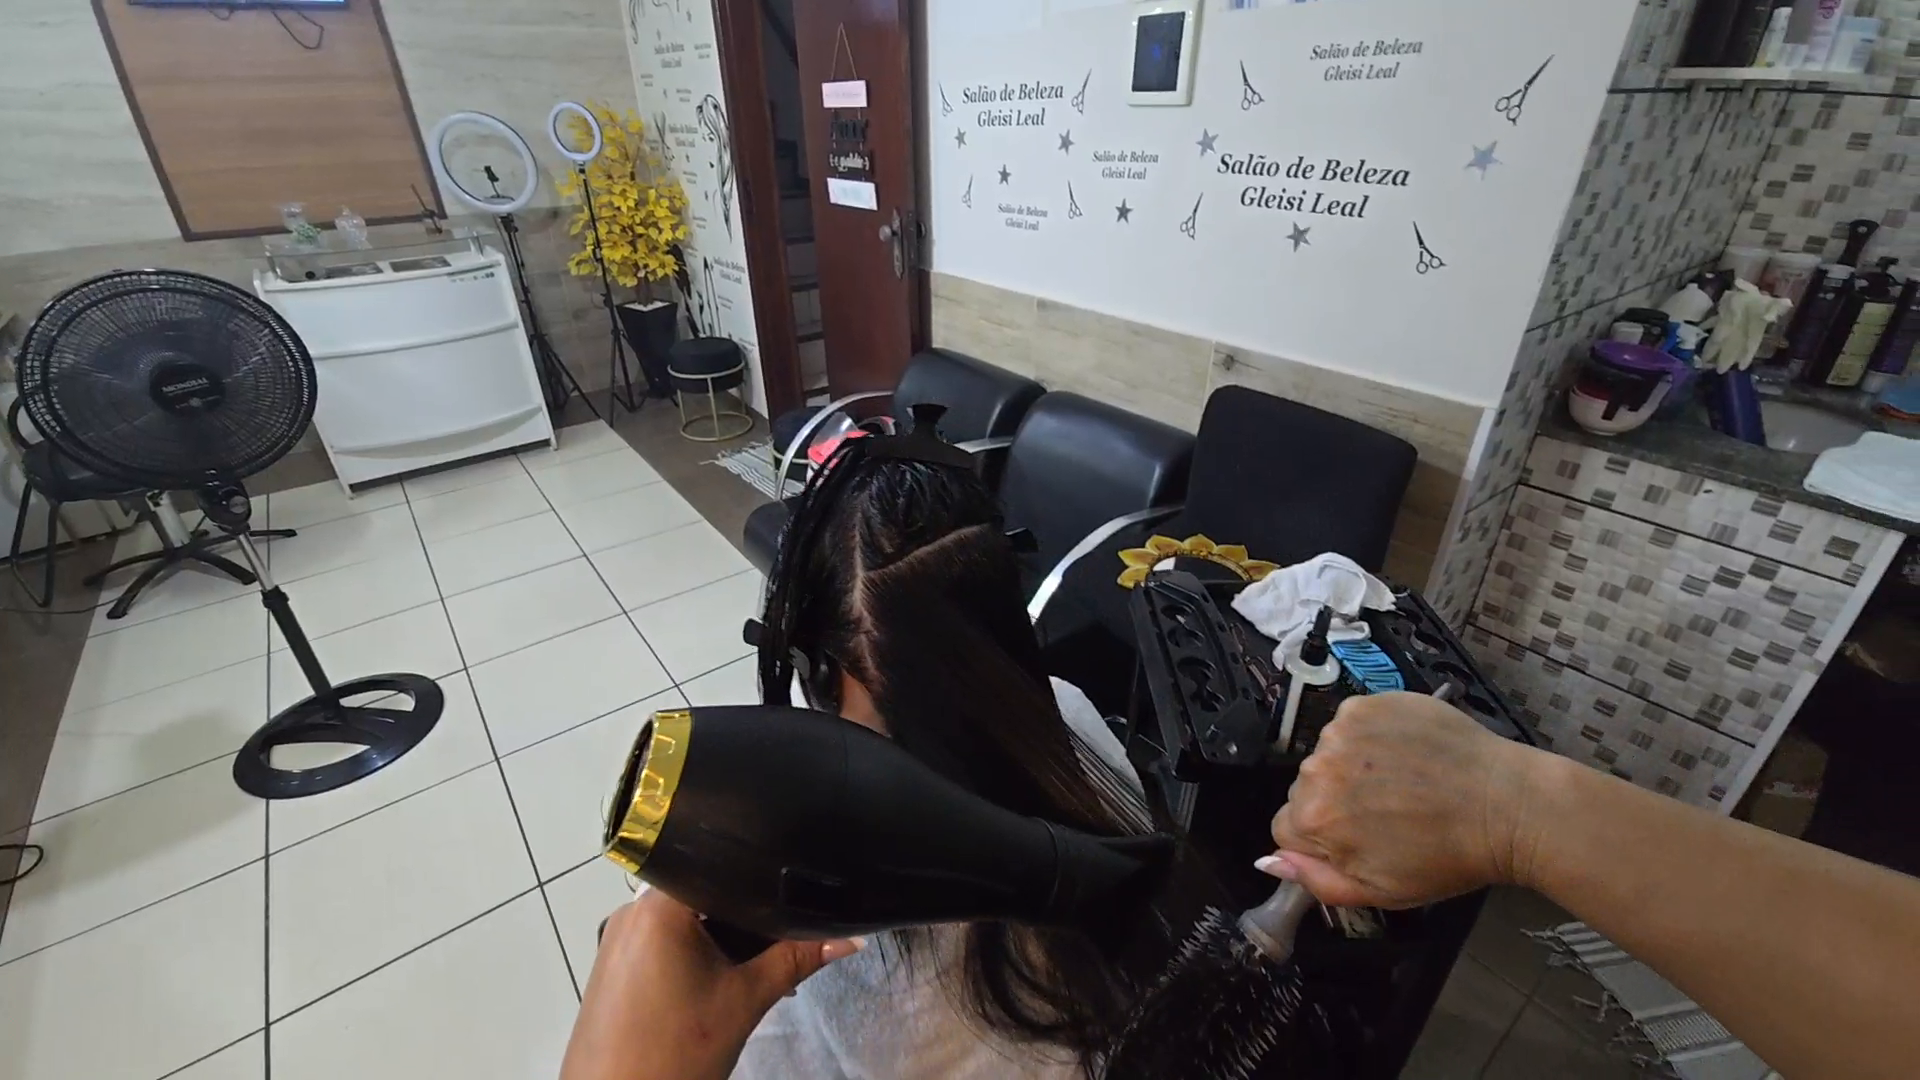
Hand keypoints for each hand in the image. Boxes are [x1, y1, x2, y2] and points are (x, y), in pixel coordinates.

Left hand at [560, 889, 862, 1079]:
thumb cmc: (675, 1051)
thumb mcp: (745, 1001)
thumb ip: (797, 957)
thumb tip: (852, 937)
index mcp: (659, 903)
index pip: (723, 866)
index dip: (763, 869)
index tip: (799, 873)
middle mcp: (634, 908)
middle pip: (707, 890)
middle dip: (748, 909)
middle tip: (791, 918)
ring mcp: (619, 937)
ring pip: (688, 915)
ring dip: (724, 931)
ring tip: (764, 948)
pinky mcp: (615, 965)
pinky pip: (667, 937)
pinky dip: (698, 947)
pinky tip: (725, 970)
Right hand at [1263, 692, 1556, 908]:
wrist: (1508, 805)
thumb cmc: (1447, 857)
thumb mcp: (1382, 891)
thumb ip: (1316, 881)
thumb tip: (1266, 860)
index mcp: (1312, 819)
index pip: (1287, 828)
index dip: (1322, 840)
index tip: (1360, 841)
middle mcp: (1313, 769)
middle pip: (1305, 790)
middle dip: (1335, 802)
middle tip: (1388, 814)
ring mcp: (1337, 732)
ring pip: (1327, 755)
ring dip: (1353, 768)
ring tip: (1403, 782)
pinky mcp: (1362, 705)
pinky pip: (1350, 724)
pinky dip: (1371, 737)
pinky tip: (1407, 752)